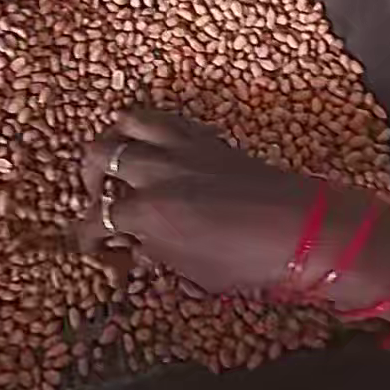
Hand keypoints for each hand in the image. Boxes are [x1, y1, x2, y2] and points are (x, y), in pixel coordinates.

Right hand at [74, 110, 389, 305]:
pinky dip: (148, 129)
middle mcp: (154, 171)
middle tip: (101, 197)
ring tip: (119, 160)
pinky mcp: (202, 137)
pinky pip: (163, 119)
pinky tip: (154, 147)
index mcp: (146, 211)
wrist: (300, 228)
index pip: (96, 219)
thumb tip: (134, 242)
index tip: (94, 246)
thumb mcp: (189, 269)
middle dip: (89, 178)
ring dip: (114, 141)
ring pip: (126, 123)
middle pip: (98, 155)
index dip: (88, 236)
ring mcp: (178, 147)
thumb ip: (152, 250)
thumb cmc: (246, 260)